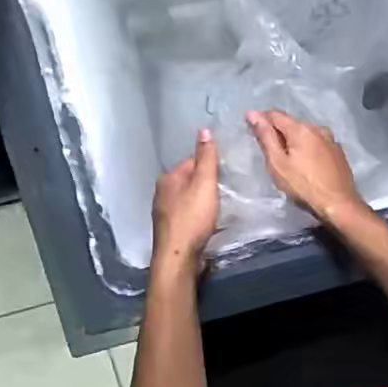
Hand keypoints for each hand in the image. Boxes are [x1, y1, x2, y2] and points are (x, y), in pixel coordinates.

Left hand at [151, 129, 219, 277]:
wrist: (178, 257)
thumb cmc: (192, 217)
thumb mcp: (204, 183)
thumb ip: (206, 158)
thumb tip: (204, 129)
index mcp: (168, 178)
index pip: (192, 161)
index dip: (210, 166)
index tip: (226, 174)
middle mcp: (162, 192)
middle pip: (189, 180)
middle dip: (206, 184)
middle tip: (226, 191)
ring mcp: (164, 213)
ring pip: (188, 198)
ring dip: (202, 201)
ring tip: (220, 207)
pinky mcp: (170, 230)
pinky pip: (187, 215)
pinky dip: (198, 216)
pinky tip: (208, 223)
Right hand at [246, 110, 368, 224]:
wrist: (339, 204)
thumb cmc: (303, 185)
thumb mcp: (278, 163)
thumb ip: (265, 137)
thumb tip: (253, 114)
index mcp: (301, 128)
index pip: (275, 114)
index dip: (261, 119)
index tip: (250, 128)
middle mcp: (318, 128)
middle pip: (292, 123)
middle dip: (278, 131)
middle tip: (268, 148)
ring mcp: (331, 139)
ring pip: (306, 133)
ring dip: (294, 140)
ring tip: (286, 157)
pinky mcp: (338, 152)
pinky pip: (317, 143)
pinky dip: (307, 147)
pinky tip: (305, 162)